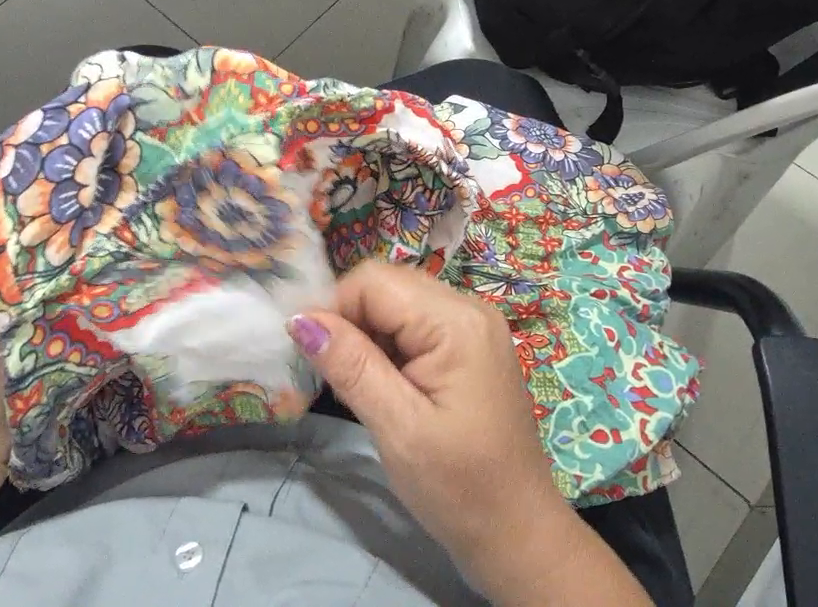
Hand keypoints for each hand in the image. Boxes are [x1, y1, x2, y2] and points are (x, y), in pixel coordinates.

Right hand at [288, 262, 651, 605]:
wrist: (518, 535)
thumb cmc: (460, 488)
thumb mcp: (398, 429)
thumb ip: (351, 366)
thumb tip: (299, 319)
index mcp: (457, 323)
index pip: (374, 281)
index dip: (334, 309)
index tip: (314, 357)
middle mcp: (469, 308)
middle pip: (386, 285)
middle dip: (350, 321)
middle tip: (336, 376)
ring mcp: (473, 326)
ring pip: (396, 302)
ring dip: (367, 335)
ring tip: (363, 387)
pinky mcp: (469, 345)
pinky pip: (414, 323)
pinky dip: (388, 346)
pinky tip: (386, 386)